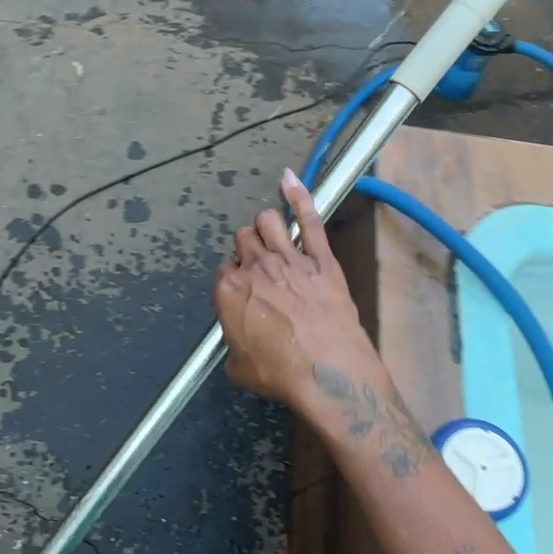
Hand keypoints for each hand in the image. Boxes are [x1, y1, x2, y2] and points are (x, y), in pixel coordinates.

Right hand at [213, 169, 382, 411]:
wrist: (328, 373)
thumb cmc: (280, 374)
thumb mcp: (238, 368)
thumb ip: (233, 342)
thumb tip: (240, 339)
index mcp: (229, 292)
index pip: (223, 270)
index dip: (232, 280)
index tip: (242, 292)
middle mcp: (255, 267)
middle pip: (243, 240)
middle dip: (247, 250)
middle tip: (259, 270)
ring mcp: (289, 258)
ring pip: (267, 222)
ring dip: (265, 227)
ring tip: (271, 238)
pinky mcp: (322, 259)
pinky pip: (309, 219)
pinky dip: (299, 195)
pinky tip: (289, 179)